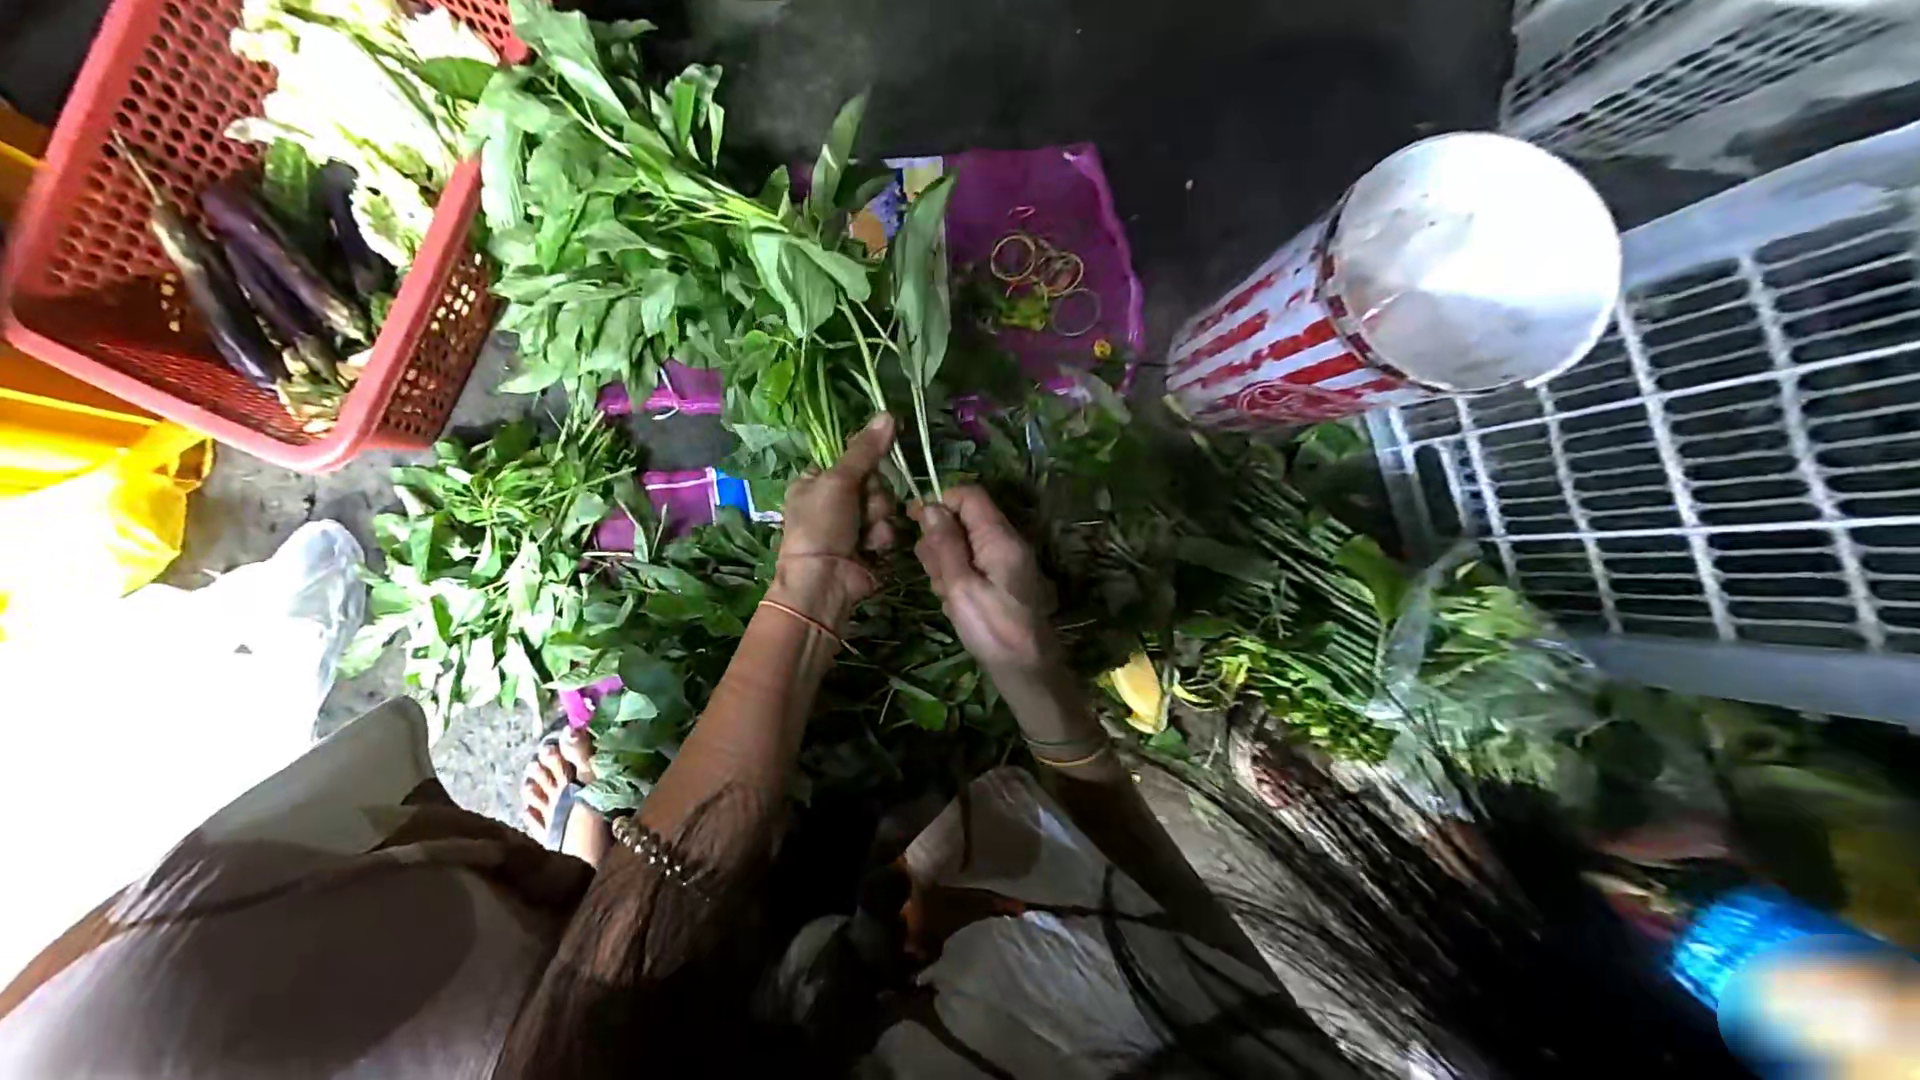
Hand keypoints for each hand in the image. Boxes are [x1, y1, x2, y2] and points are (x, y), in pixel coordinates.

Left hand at [771, 413, 898, 626]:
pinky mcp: (870, 545)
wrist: (824, 582)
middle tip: (860, 508)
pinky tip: (871, 549)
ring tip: (864, 534)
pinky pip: (889, 529)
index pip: (851, 459)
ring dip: (879, 519)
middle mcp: (834, 501)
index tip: (868, 469)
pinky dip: (882, 538)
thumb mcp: (839, 481)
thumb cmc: (820, 526)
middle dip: (874, 496)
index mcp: (815, 481)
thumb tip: (889, 413)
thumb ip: (865, 450)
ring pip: (885, 505)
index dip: (864, 464)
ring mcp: (853, 524)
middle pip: (875, 482)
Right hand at [910, 486, 1058, 678]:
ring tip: (947, 595)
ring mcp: (1005, 562)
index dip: (940, 502)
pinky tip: (955, 604)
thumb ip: (945, 544)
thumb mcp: (961, 586)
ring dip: (945, 565)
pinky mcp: (1002, 581)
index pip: (969, 495)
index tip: (914, 523)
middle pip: (963, 520)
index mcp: (1000, 537)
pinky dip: (957, 580)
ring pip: (963, 545)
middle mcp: (1006, 543)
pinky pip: (972, 567)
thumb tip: (931, 506)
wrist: (1027, 670)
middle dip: (939, 541)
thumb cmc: (993, 629)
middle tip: (936, 576)